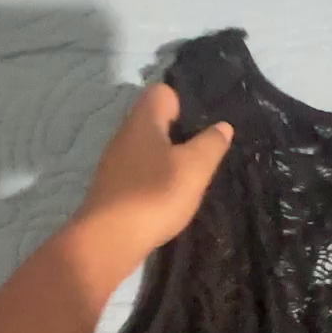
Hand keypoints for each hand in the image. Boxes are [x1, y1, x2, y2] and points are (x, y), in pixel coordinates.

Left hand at [69, 83, 233, 266]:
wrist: (109, 240)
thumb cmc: (155, 195)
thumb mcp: (195, 167)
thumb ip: (211, 143)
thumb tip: (222, 126)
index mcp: (143, 120)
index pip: (163, 93)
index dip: (185, 104)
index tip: (202, 128)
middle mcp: (123, 135)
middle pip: (154, 122)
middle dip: (179, 135)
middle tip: (202, 155)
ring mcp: (114, 163)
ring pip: (146, 150)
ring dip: (166, 161)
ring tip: (188, 181)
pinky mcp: (111, 189)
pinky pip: (138, 174)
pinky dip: (153, 182)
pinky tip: (166, 201)